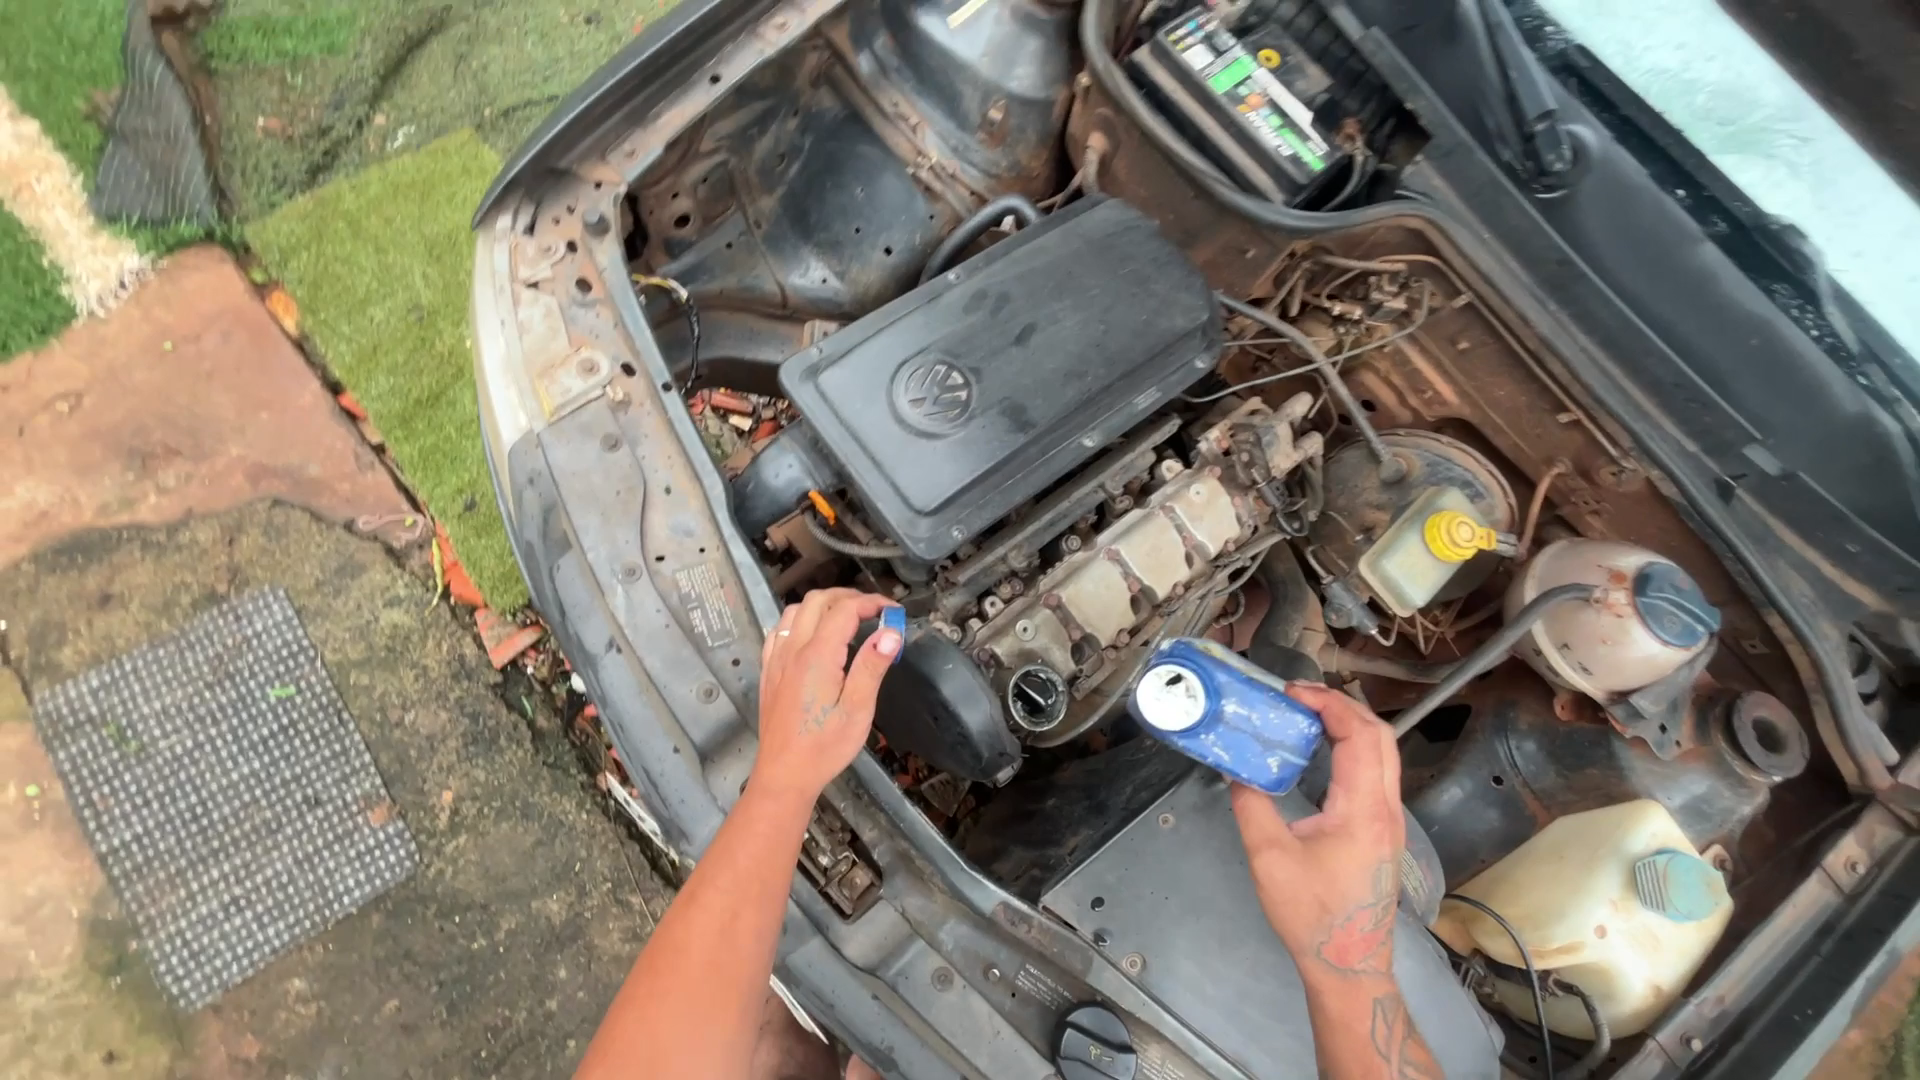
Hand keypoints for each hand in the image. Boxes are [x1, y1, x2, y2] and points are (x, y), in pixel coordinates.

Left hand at [753, 588, 901, 802]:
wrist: (784, 775)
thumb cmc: (824, 747)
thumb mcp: (858, 709)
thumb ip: (872, 666)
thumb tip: (891, 632)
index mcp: (818, 656)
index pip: (846, 610)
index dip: (873, 603)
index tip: (893, 611)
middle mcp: (793, 650)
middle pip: (819, 600)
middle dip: (849, 597)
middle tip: (874, 610)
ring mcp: (777, 659)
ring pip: (797, 610)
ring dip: (824, 604)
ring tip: (848, 617)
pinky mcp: (769, 671)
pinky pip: (781, 629)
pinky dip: (801, 619)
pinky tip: (812, 633)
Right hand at [1230, 682, 1405, 981]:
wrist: (1349, 966)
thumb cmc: (1310, 913)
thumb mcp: (1267, 856)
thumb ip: (1250, 804)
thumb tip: (1235, 768)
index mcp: (1363, 810)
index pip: (1359, 736)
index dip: (1329, 704)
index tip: (1291, 693)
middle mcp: (1386, 809)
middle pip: (1380, 736)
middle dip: (1341, 705)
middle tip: (1297, 696)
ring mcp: (1390, 821)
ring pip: (1383, 753)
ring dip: (1348, 724)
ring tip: (1305, 714)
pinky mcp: (1382, 831)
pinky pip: (1375, 771)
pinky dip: (1351, 747)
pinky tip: (1319, 751)